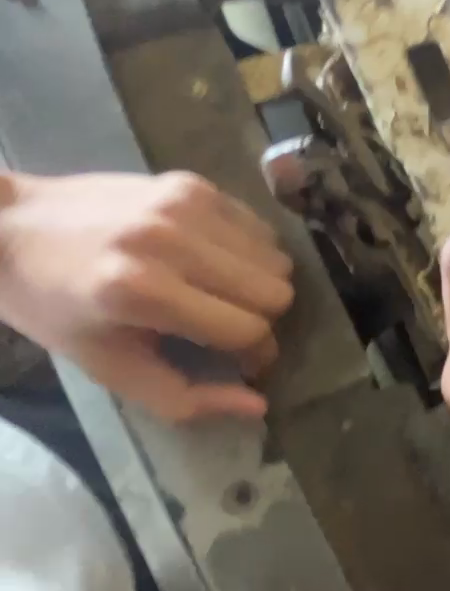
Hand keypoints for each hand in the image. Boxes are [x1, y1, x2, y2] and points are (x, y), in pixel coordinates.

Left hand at [0, 171, 292, 419]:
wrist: (0, 225)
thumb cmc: (53, 304)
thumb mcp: (104, 364)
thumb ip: (181, 395)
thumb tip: (257, 405)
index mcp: (138, 293)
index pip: (247, 330)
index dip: (252, 352)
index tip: (239, 357)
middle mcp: (167, 244)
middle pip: (276, 294)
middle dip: (261, 316)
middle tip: (229, 320)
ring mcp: (185, 208)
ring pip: (280, 262)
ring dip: (261, 283)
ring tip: (222, 287)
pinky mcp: (195, 185)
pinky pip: (263, 231)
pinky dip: (252, 251)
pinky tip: (215, 257)